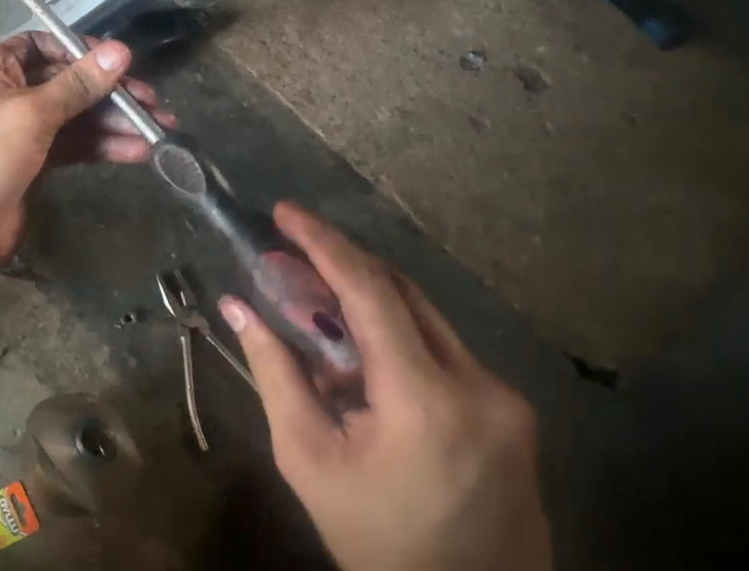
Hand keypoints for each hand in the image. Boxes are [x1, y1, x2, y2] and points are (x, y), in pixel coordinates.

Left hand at [0, 32, 175, 266]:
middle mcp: (4, 92)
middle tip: (153, 103)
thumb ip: (79, 84)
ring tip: (158, 130)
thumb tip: (121, 50)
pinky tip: (137, 151)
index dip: (80, 51)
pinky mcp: (34, 159)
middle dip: (109, 93)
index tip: (120, 62)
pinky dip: (102, 146)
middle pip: (65, 82)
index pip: (40, 45)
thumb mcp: (33, 114)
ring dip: (114, 122)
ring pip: (74, 115)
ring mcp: (20, 128)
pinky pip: (73, 143)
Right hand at [220, 203, 550, 570]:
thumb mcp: (308, 456)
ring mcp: (505, 399)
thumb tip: (236, 306)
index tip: (285, 211)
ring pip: (424, 317)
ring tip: (308, 300)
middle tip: (285, 253)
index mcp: (426, 399)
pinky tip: (354, 352)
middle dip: (339, 264)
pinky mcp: (512, 413)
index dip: (324, 243)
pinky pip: (442, 348)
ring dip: (365, 298)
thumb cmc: (374, 535)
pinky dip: (393, 334)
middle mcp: (479, 386)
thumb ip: (274, 372)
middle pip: (401, 293)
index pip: (371, 293)